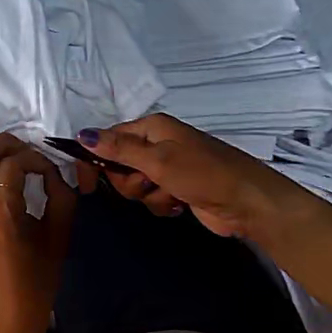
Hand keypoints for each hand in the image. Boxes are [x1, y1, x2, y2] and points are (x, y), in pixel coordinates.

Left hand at [0, 133, 75, 332]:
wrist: (10, 306)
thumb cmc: (39, 276)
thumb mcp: (60, 234)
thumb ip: (61, 196)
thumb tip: (55, 172)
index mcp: (2, 212)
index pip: (13, 165)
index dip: (36, 159)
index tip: (51, 171)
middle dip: (4, 142)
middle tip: (28, 148)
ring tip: (22, 158)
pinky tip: (13, 176)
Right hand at [75, 113, 301, 237]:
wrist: (249, 203)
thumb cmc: (203, 174)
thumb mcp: (157, 160)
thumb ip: (118, 149)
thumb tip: (82, 135)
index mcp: (153, 127)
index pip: (109, 139)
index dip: (95, 159)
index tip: (86, 182)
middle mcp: (158, 143)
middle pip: (119, 165)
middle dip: (129, 181)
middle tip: (147, 183)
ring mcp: (169, 167)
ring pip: (135, 185)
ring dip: (149, 196)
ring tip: (170, 195)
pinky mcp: (178, 189)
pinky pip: (153, 198)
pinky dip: (162, 204)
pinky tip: (179, 205)